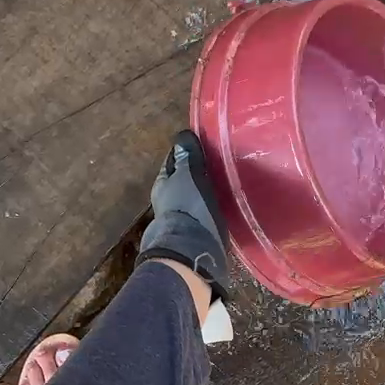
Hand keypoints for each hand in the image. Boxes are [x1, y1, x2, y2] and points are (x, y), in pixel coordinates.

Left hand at [138, 131, 229, 301]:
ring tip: (222, 184)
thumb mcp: (188, 175)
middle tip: (215, 164)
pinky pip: (203, 213)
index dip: (185, 152)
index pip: (173, 161)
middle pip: (182, 180)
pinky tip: (222, 206)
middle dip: (195, 173)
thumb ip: (187, 157)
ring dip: (203, 191)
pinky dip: (210, 207)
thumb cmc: (188, 206)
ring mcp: (180, 219)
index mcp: (162, 184)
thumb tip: (183, 135)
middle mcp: (167, 201)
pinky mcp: (195, 233)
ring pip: (192, 197)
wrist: (193, 249)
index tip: (200, 145)